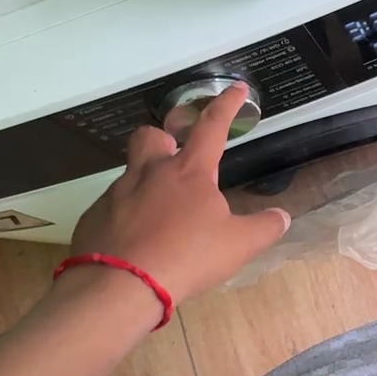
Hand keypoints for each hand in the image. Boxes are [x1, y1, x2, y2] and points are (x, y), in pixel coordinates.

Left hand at [69, 83, 288, 304]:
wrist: (121, 286)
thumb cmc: (188, 256)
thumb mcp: (239, 245)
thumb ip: (263, 228)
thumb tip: (282, 217)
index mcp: (190, 172)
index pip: (212, 126)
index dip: (227, 106)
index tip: (237, 89)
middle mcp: (150, 173)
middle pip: (151, 136)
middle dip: (163, 139)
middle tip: (175, 159)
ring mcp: (117, 194)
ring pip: (130, 173)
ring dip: (147, 184)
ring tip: (162, 216)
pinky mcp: (94, 218)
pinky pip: (113, 208)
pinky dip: (127, 218)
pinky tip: (137, 243)